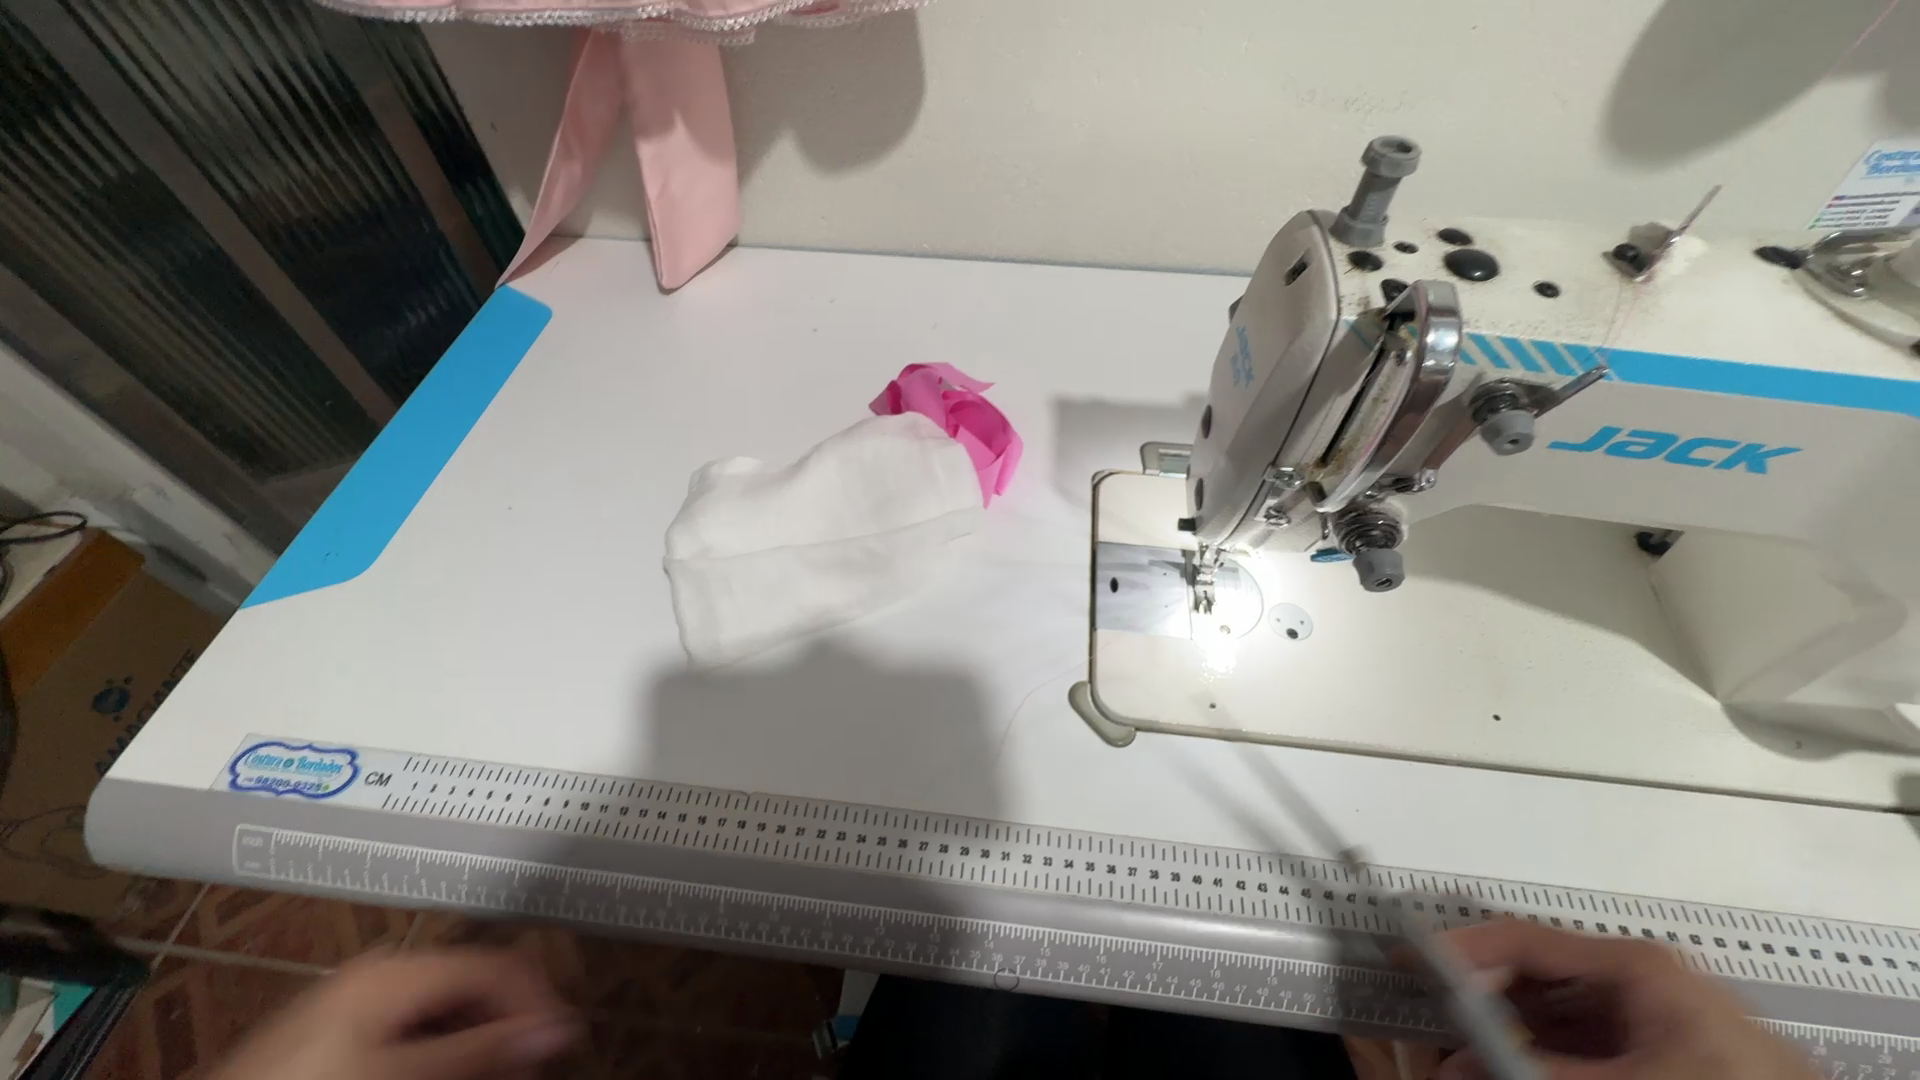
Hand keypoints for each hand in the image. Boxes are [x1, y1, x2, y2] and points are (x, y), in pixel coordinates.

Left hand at [207, 949, 578, 1079]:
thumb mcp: (401, 1074)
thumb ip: (481, 1052)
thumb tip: (562, 1028)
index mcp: (400, 970)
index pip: (499, 966)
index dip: (538, 1002)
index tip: (561, 1047)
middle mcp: (386, 974)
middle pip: (475, 988)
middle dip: (507, 1030)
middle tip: (528, 1073)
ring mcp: (361, 1003)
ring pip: (449, 1013)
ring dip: (477, 1046)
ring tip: (494, 1077)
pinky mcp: (342, 1035)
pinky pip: (416, 1030)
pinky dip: (443, 1055)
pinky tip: (449, 1076)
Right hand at [1435, 920, 1814, 1079]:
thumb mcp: (1625, 1077)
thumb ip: (1537, 1065)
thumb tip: (1461, 1063)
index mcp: (1633, 963)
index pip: (1519, 937)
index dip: (1458, 947)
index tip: (1413, 960)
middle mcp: (1636, 977)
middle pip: (1531, 975)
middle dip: (1482, 1005)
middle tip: (1444, 1031)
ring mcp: (1649, 1012)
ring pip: (1551, 1011)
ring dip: (1509, 1035)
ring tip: (1475, 1059)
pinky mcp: (1658, 1044)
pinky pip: (1579, 1037)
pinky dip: (1544, 1051)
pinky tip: (1521, 1066)